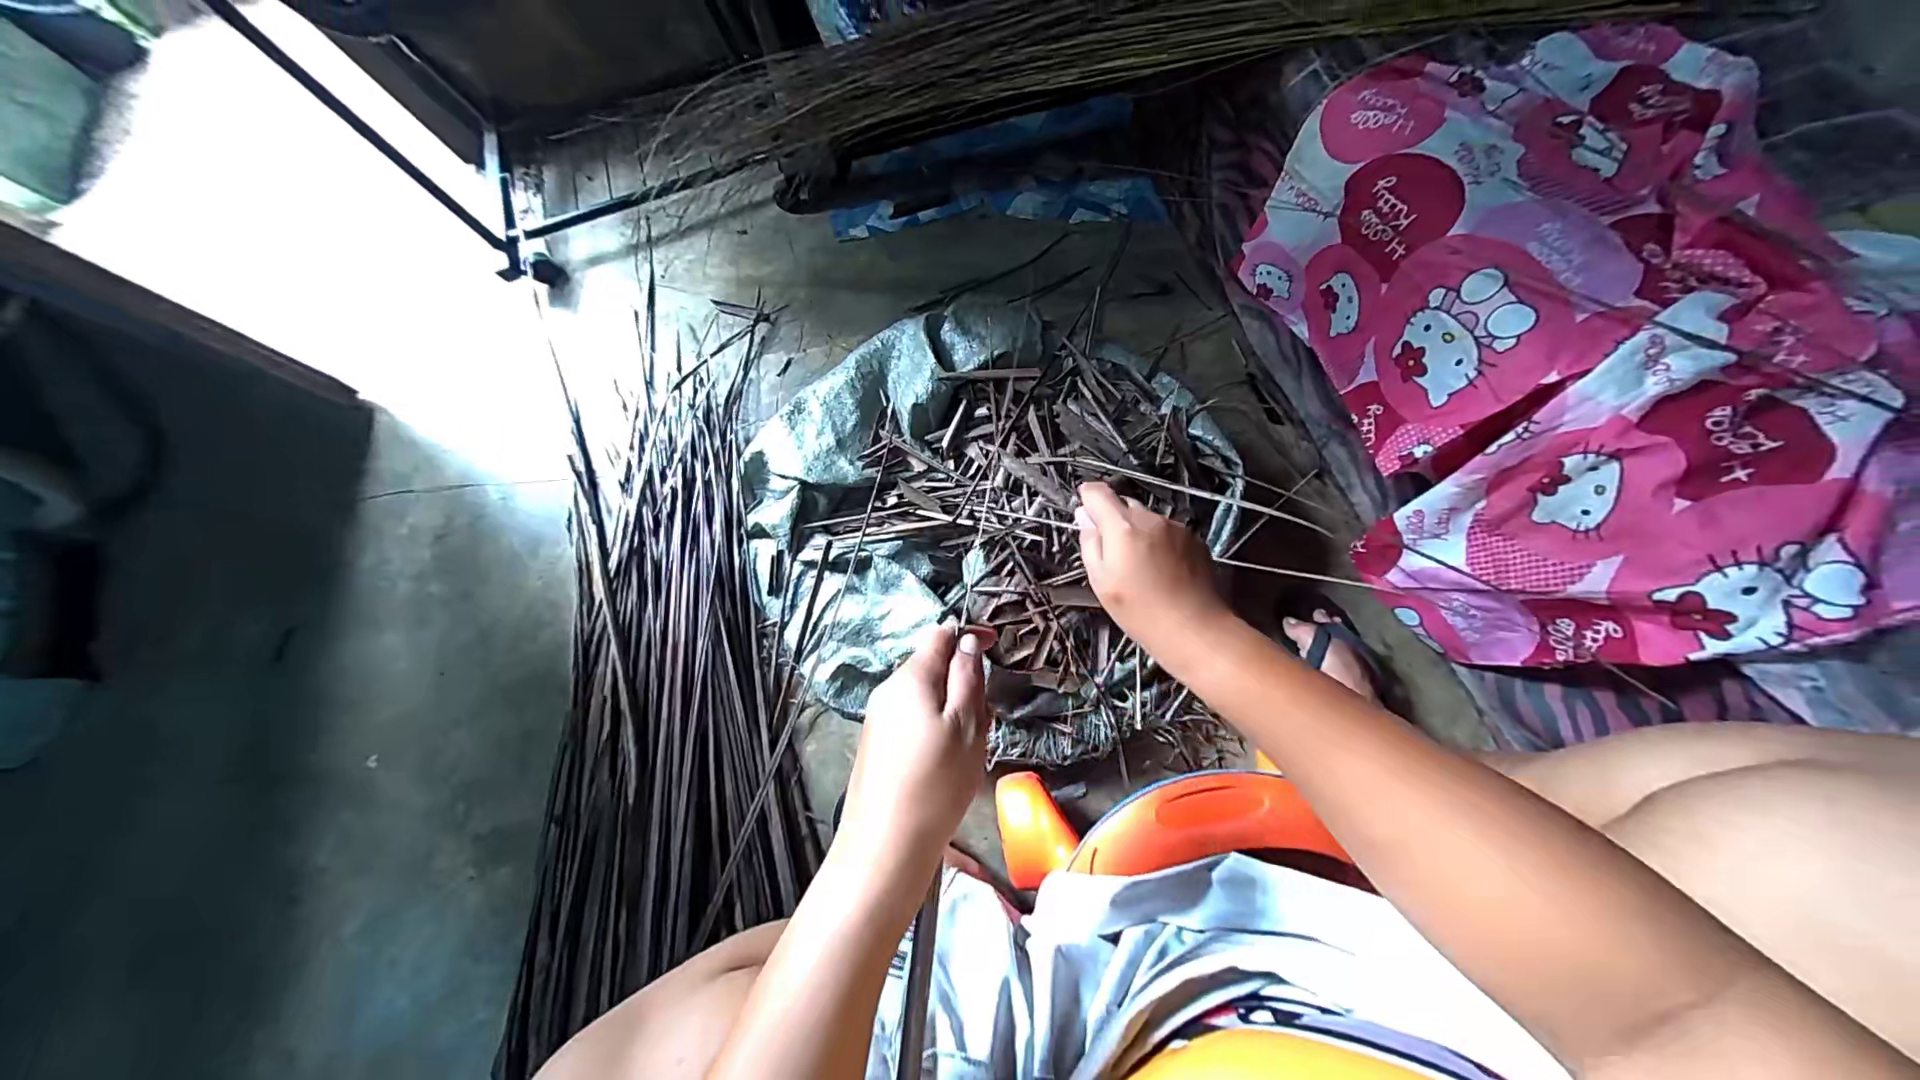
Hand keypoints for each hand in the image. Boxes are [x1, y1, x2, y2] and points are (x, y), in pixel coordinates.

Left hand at [841, 621, 995, 856]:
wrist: (886, 845)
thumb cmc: (935, 783)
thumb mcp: (966, 725)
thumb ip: (968, 677)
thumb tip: (968, 642)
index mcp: (911, 678)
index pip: (940, 634)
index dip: (969, 636)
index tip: (996, 646)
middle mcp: (889, 690)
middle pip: (934, 667)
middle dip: (963, 682)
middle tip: (983, 719)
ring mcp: (880, 717)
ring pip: (926, 696)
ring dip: (953, 709)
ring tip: (967, 748)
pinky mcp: (878, 743)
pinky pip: (914, 719)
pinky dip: (936, 728)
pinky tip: (945, 763)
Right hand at [1075, 481, 1232, 653]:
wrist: (1194, 629)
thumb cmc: (1142, 612)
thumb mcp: (1100, 581)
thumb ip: (1090, 543)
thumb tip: (1085, 518)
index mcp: (1122, 528)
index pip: (1098, 492)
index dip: (1087, 498)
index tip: (1085, 509)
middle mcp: (1151, 520)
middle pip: (1124, 506)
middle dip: (1113, 522)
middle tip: (1111, 555)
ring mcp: (1176, 528)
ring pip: (1147, 520)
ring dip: (1138, 534)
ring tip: (1138, 569)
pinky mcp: (1194, 540)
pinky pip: (1167, 532)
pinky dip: (1159, 544)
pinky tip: (1159, 571)